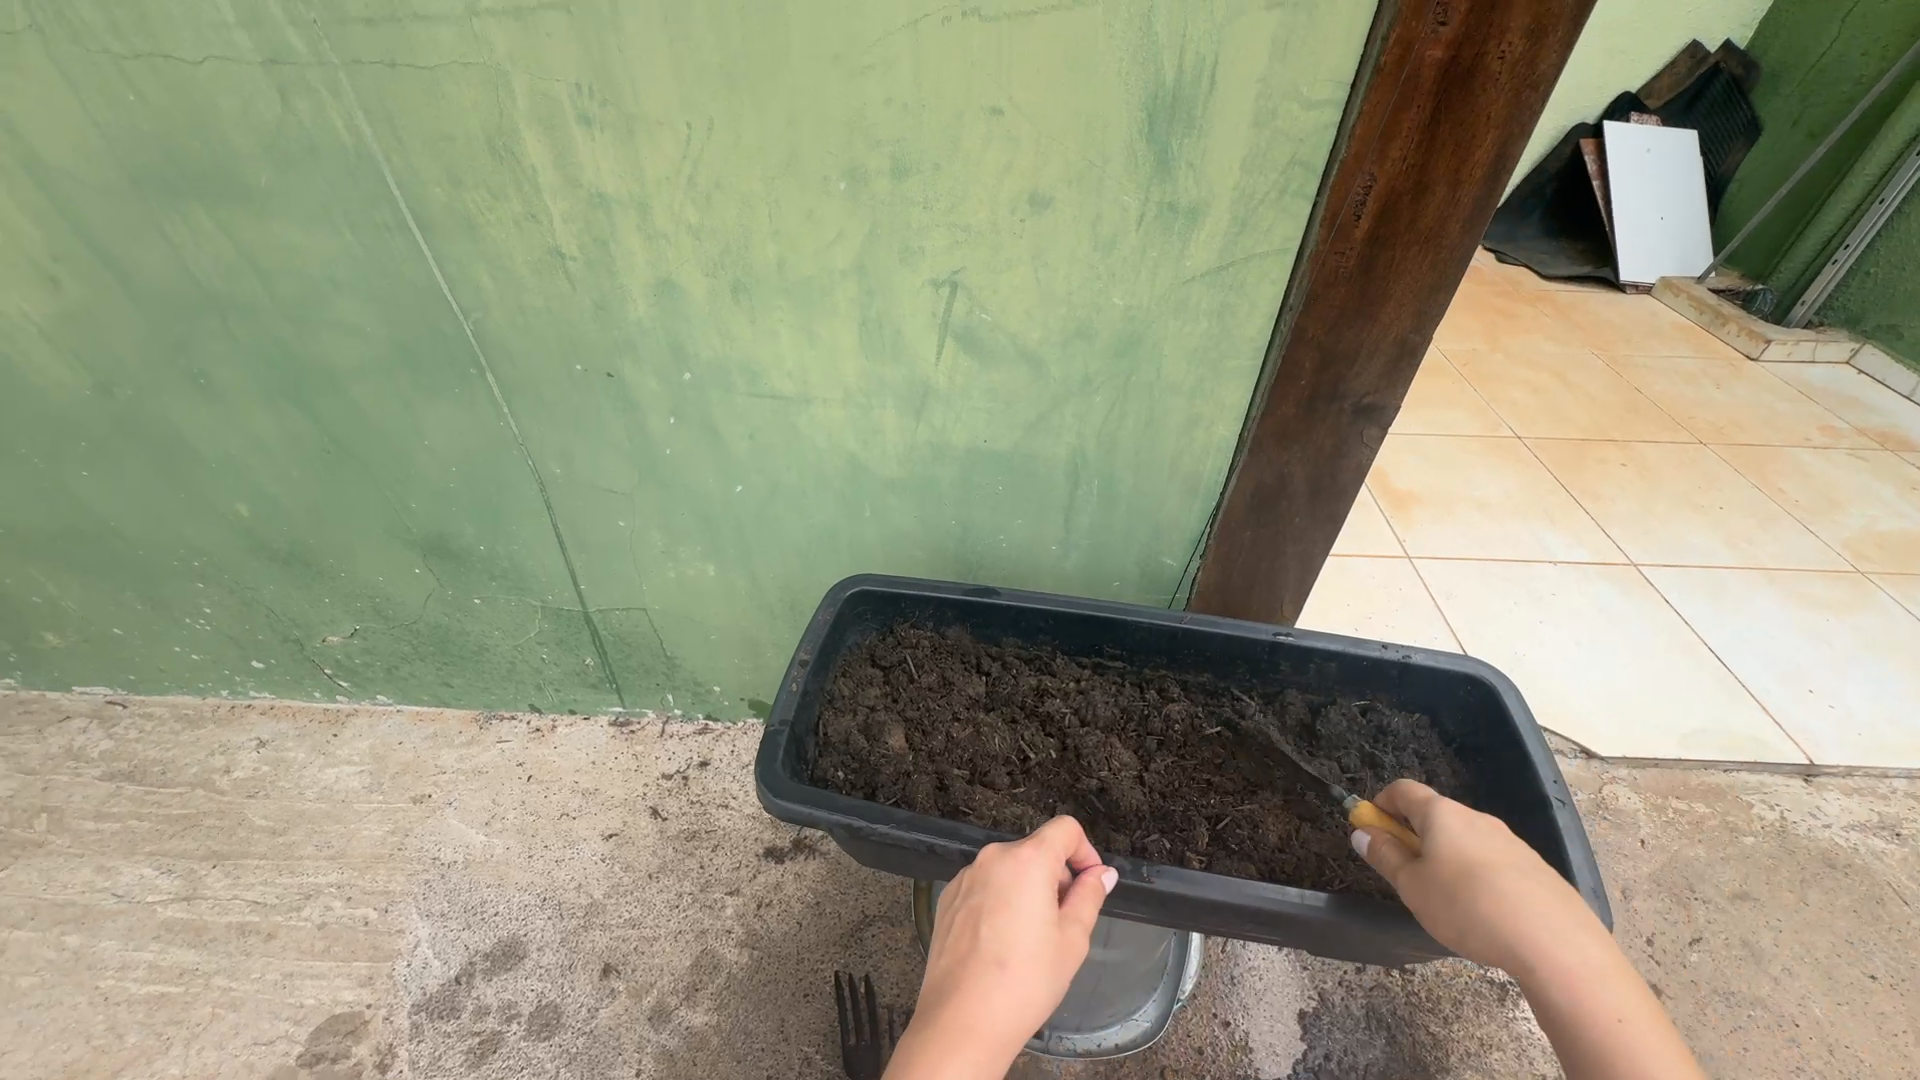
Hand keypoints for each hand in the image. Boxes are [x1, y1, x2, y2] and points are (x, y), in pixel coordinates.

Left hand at [884, 816, 1116, 1078]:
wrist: (962, 1019)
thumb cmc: (1024, 982)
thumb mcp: (1072, 940)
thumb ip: (1089, 896)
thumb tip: (1102, 873)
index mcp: (1027, 860)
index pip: (1065, 828)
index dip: (1084, 851)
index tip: (1090, 884)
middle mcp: (993, 858)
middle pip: (1036, 850)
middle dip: (1056, 877)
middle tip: (1063, 923)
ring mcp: (966, 876)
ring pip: (1009, 869)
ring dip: (1027, 890)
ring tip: (1030, 939)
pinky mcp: (948, 896)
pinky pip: (985, 885)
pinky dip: (1000, 901)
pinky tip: (1001, 943)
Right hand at [1351, 779, 1607, 975]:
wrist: (1558, 946)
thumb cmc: (1467, 907)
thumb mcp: (1412, 886)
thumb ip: (1384, 856)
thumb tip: (1362, 832)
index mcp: (1442, 814)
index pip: (1402, 790)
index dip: (1381, 804)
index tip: (1373, 831)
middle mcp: (1477, 819)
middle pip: (1436, 815)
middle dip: (1415, 837)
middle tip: (1408, 875)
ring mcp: (1513, 843)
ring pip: (1467, 841)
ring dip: (1448, 859)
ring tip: (1449, 902)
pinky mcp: (1538, 871)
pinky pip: (1496, 864)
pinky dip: (1480, 878)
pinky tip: (1487, 916)